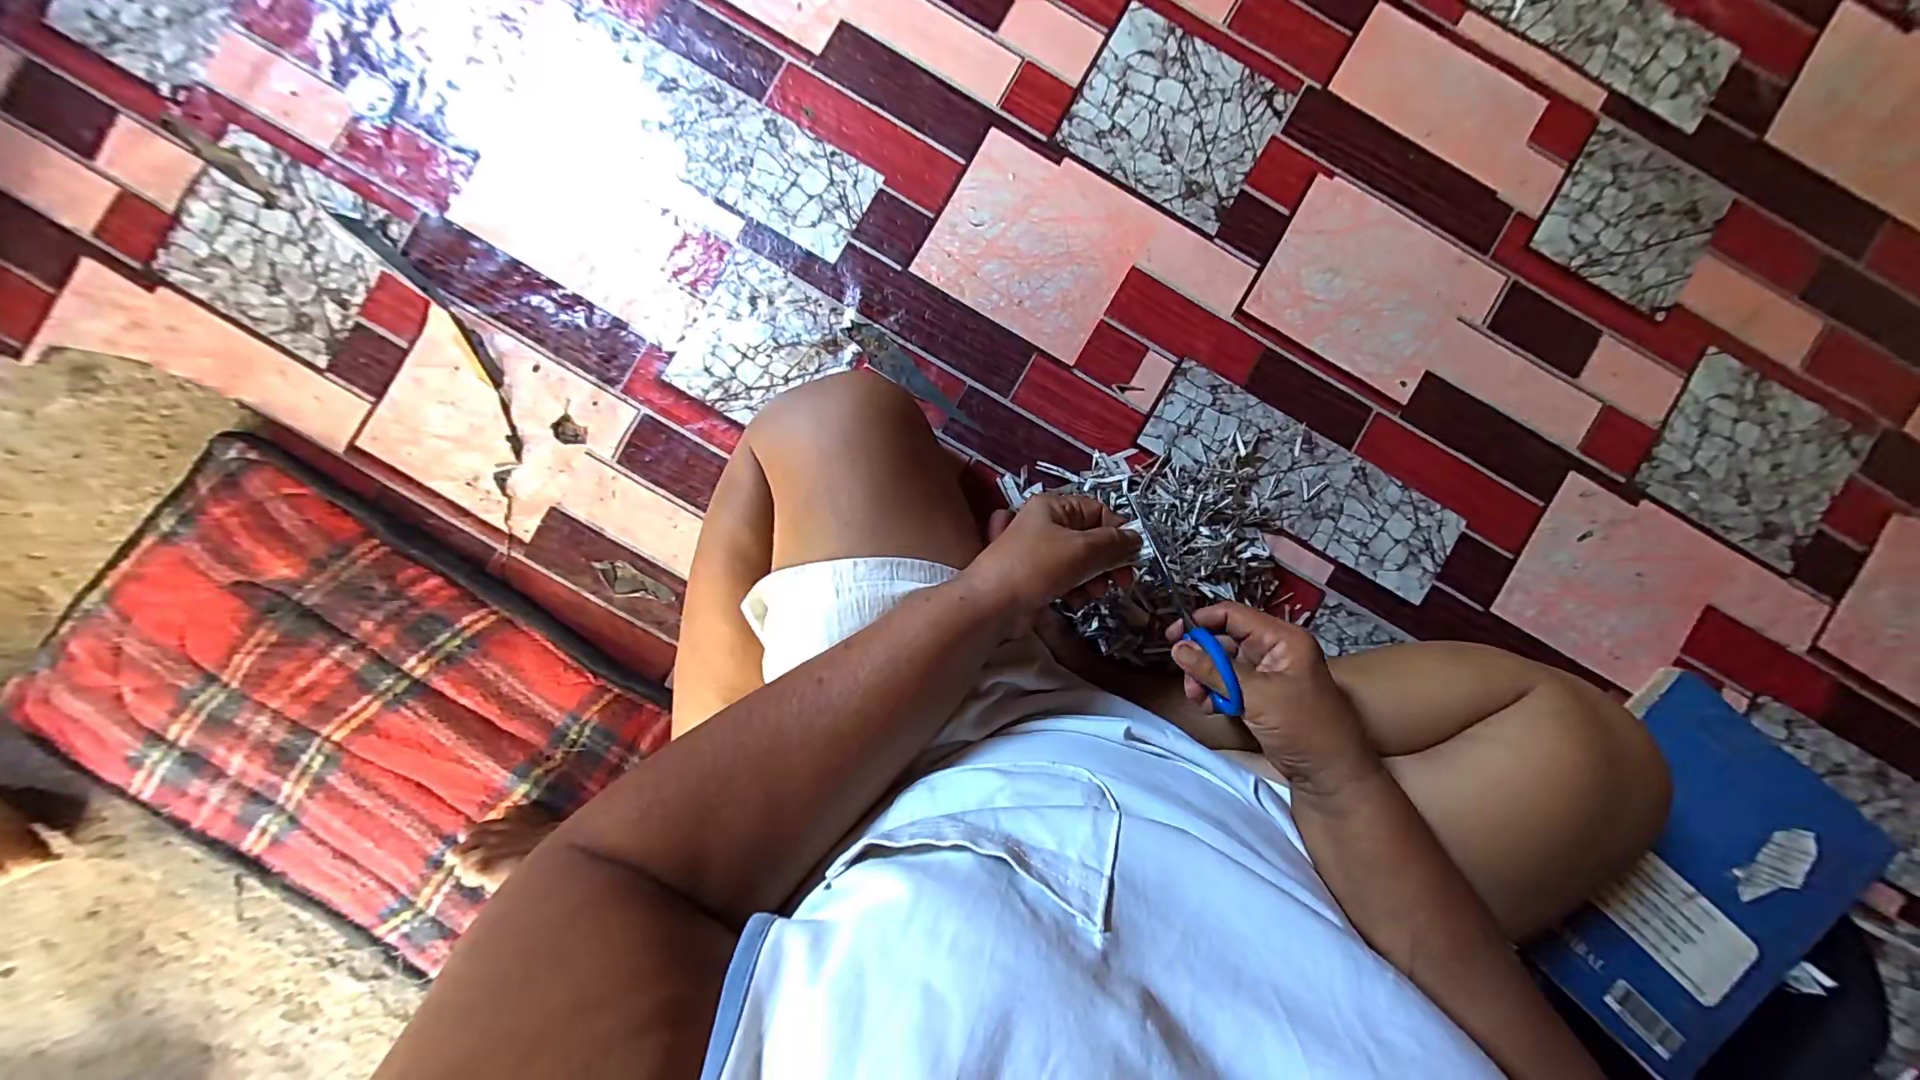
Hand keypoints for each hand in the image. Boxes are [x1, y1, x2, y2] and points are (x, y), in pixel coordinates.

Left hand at [964, 494, 1139, 630]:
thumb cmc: (1036, 568)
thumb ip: (1115, 543)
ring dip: (1094, 579)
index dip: (1119, 533)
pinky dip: (1076, 589)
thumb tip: (1136, 540)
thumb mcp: (1082, 550)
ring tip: (1094, 594)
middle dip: (1109, 561)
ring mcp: (1040, 552)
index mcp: (1054, 506)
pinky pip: (1067, 579)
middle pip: (1092, 538)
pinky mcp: (1036, 578)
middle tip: (1120, 581)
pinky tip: (1076, 601)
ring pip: (1082, 562)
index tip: (1133, 557)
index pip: (1099, 511)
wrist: (991, 604)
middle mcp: (1046, 525)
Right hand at [1166, 602, 1379, 792]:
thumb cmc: (1305, 729)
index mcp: (1282, 639)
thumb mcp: (1257, 695)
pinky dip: (1213, 693)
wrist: (1329, 775)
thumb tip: (1178, 648)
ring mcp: (1265, 673)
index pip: (1233, 615)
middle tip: (1187, 676)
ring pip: (1221, 664)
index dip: (1201, 621)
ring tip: (1198, 697)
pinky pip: (1226, 684)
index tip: (1174, 635)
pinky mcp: (1258, 694)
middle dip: (1201, 658)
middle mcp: (1273, 650)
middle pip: (1223, 640)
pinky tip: (1210, 706)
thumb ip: (1215, 670)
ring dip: (1204, 679)